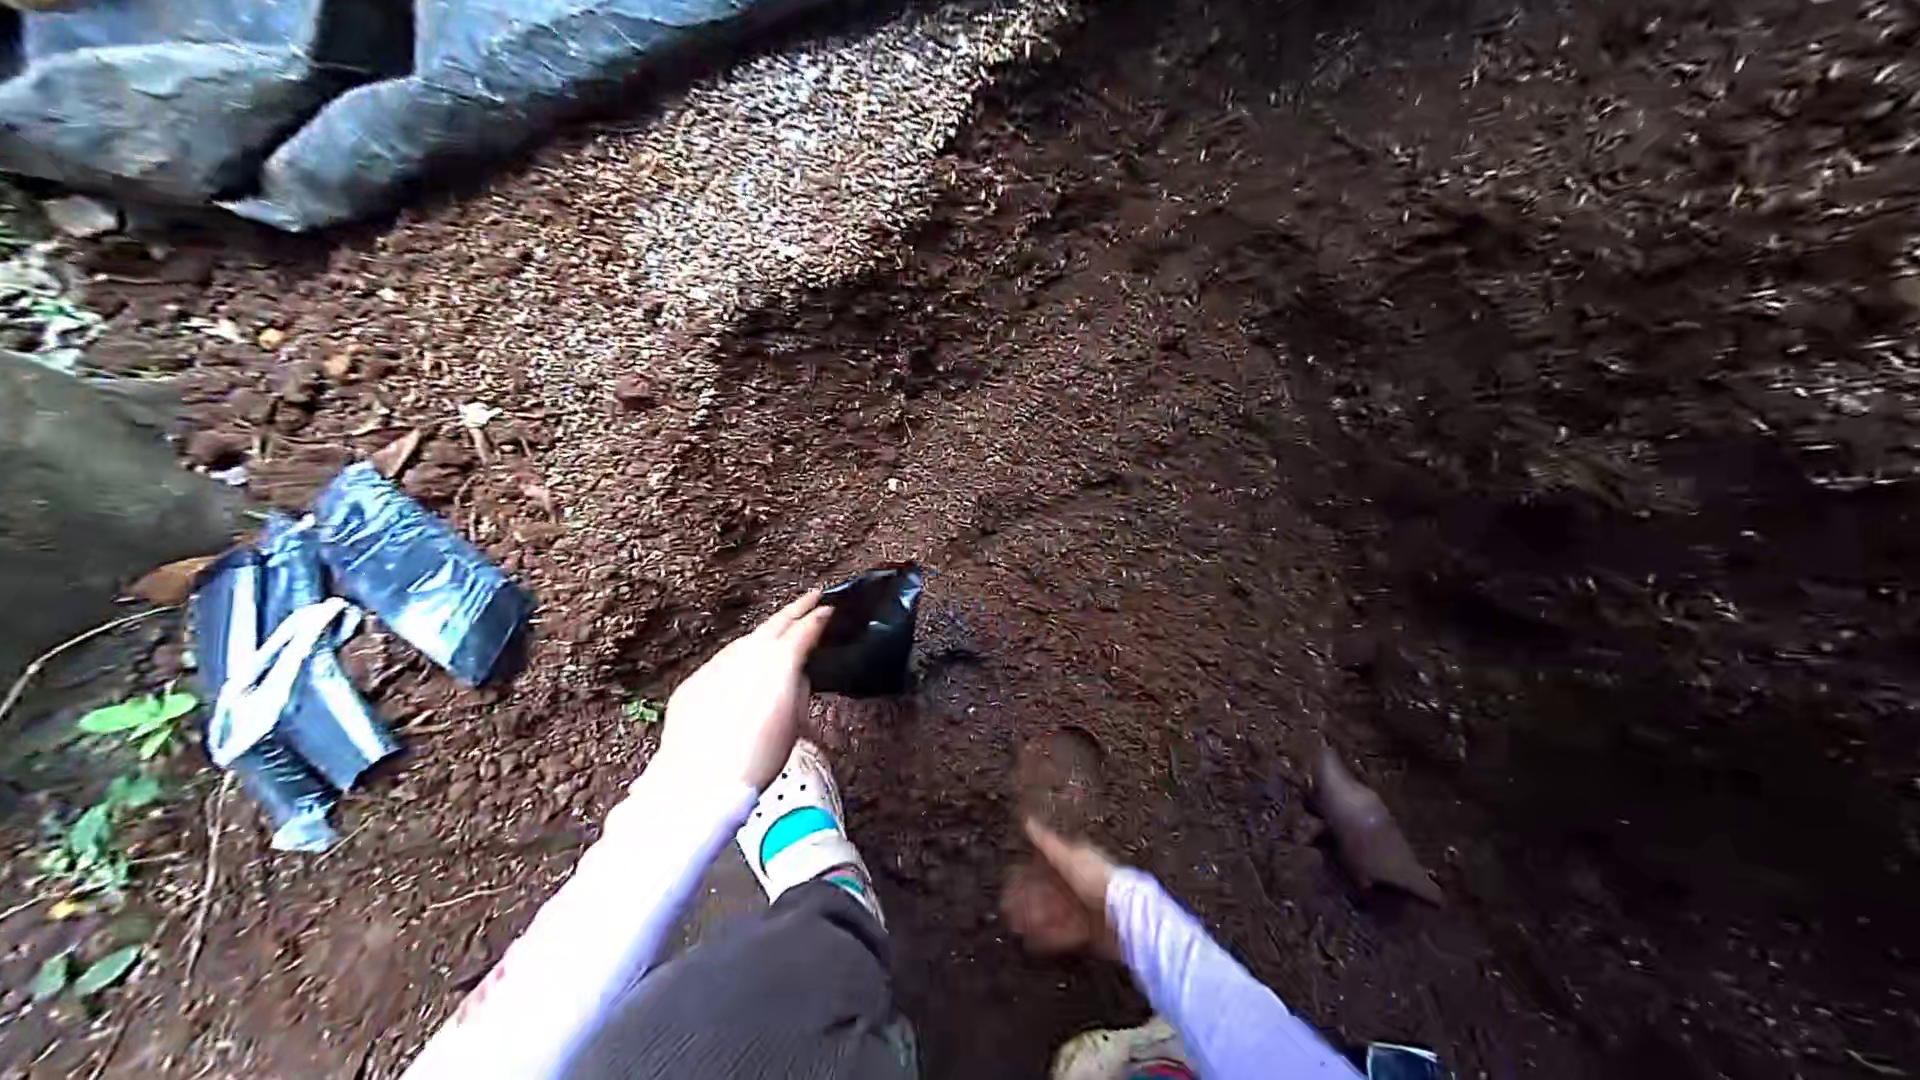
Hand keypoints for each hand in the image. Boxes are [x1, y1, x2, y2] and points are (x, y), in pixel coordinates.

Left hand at [650, 590, 833, 790]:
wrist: (700, 783)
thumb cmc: (755, 759)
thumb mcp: (794, 723)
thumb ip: (799, 690)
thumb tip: (798, 678)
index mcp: (779, 662)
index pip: (804, 629)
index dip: (819, 617)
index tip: (828, 609)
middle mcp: (747, 655)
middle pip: (775, 623)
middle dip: (796, 608)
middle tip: (812, 598)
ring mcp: (717, 665)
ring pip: (746, 640)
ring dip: (765, 634)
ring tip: (779, 632)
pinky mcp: (695, 682)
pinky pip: (722, 662)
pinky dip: (737, 659)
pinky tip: (743, 668)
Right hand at [1002, 817, 1120, 957]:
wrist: (1125, 914)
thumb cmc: (1098, 879)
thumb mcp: (1068, 857)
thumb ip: (1046, 842)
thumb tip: (1028, 821)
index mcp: (1075, 861)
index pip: (1045, 863)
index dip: (1026, 872)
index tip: (1009, 880)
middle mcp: (1078, 883)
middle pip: (1046, 890)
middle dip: (1026, 897)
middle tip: (1006, 906)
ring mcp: (1083, 907)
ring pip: (1051, 911)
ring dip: (1032, 917)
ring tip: (1014, 924)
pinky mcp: (1087, 929)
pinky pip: (1062, 931)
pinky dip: (1047, 935)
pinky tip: (1032, 941)